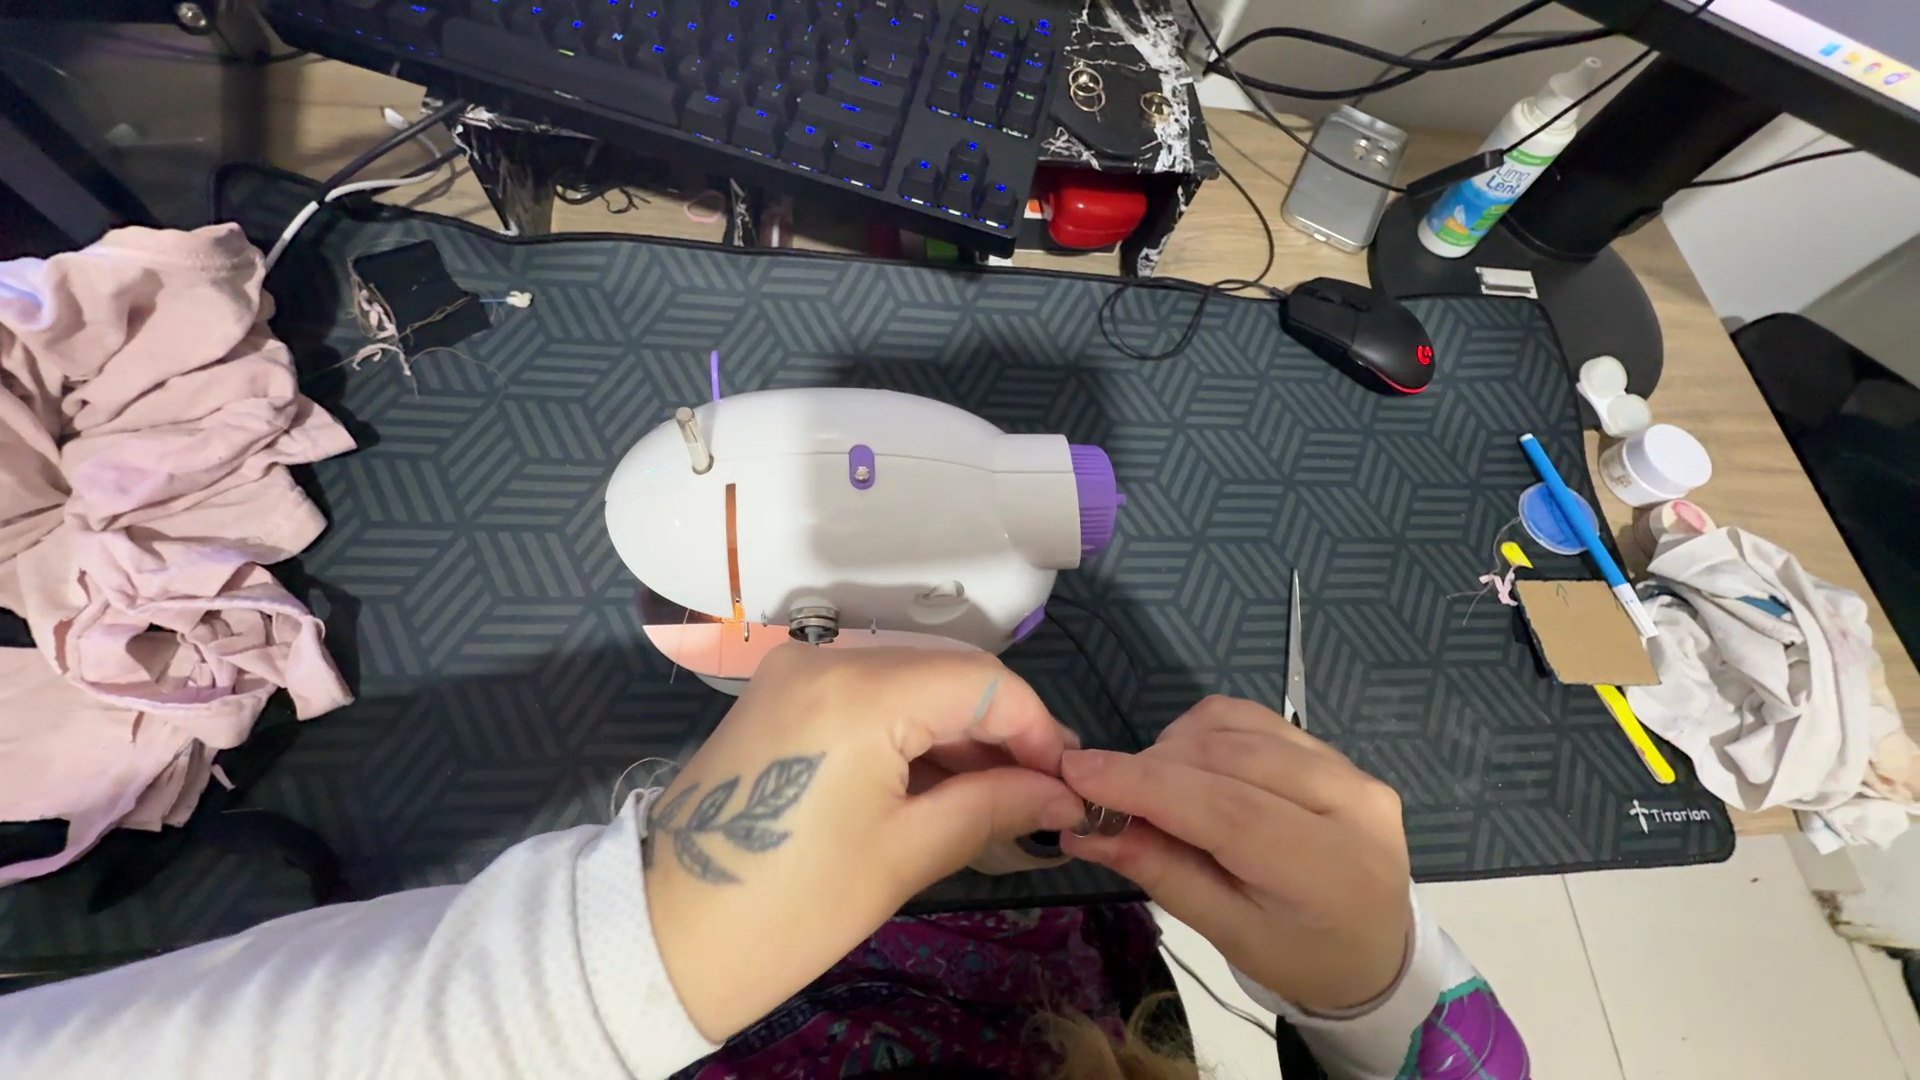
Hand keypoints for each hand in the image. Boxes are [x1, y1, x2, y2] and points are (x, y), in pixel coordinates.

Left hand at [642, 645, 1086, 1040]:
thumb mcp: (905, 855)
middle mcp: (828, 655)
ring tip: (993, 789)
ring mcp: (799, 666)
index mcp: (859, 690)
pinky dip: (911, 724)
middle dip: (1000, 725)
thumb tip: (1063, 792)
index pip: (982, 680)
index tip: (1063, 779)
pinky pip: (871, 688)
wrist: (665, 935)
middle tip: (1036, 787)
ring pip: (911, 676)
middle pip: (947, 670)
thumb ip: (994, 805)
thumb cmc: (792, 906)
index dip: (1035, 725)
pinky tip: (936, 773)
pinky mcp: (786, 687)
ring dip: (957, 726)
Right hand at [1058, 695, 1412, 1012]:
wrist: (1377, 948)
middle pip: (1226, 758)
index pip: (1226, 810)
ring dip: (1173, 746)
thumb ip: (1157, 870)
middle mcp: (1349, 803)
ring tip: (1154, 785)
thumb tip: (1083, 829)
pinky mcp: (1331, 748)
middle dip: (1150, 767)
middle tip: (1103, 792)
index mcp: (1328, 871)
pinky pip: (1249, 716)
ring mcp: (1346, 767)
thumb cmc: (1299, 955)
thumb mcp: (1225, 931)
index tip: (1077, 772)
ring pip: (1233, 726)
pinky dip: (1201, 731)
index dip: (1144, 785)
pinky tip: (1190, 764)